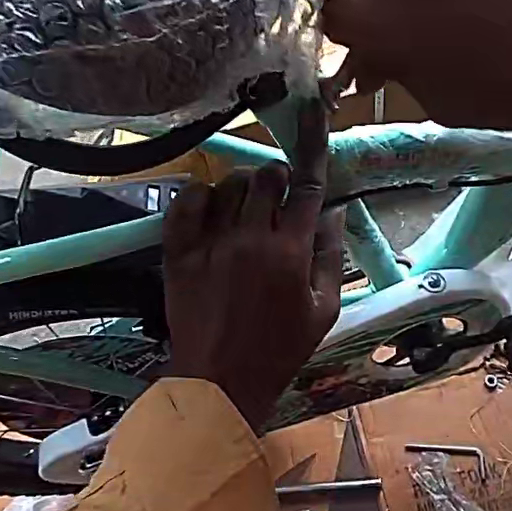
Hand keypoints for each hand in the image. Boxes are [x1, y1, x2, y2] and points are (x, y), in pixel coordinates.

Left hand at [163, 101, 343, 428]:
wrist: (220, 381)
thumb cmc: (279, 351)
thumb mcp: (322, 311)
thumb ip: (329, 257)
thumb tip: (332, 212)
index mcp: (289, 253)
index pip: (305, 189)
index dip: (311, 156)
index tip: (312, 130)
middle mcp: (250, 239)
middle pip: (264, 179)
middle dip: (274, 176)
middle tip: (275, 191)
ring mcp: (211, 244)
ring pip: (227, 186)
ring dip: (240, 187)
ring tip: (242, 204)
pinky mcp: (179, 252)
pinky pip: (185, 202)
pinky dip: (198, 194)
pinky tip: (207, 203)